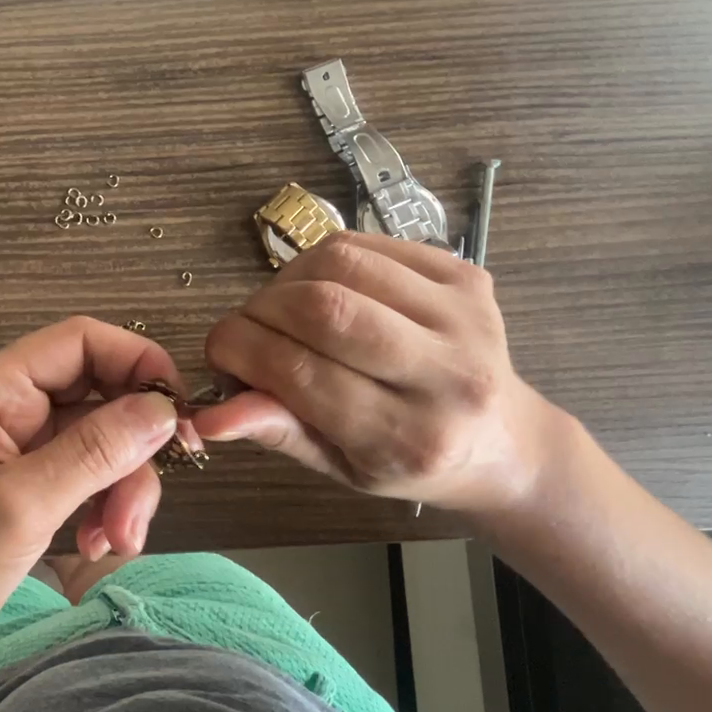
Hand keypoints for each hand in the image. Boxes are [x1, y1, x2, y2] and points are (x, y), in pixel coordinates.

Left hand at [0, 317, 189, 665]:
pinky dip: (99, 508)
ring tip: (115, 542)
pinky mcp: (22, 487)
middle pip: (97, 396)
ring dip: (120, 489)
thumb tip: (162, 408)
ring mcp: (15, 448)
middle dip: (132, 450)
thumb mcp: (20, 506)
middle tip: (142, 509)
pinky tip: (96, 546)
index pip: (79, 342)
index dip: (137, 363)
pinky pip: (81, 478)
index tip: (181, 415)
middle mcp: (5, 407)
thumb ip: (93, 452)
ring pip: (97, 443)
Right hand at [195, 231, 564, 512]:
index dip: (238, 350)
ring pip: (339, 265)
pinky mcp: (466, 276)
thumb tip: (206, 415)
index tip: (217, 353)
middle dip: (258, 312)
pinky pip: (364, 245)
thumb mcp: (337, 466)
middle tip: (246, 330)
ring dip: (285, 283)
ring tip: (279, 310)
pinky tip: (316, 289)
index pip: (298, 372)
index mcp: (407, 437)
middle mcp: (447, 374)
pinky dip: (318, 262)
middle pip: (321, 310)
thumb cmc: (407, 462)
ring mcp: (464, 316)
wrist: (504, 441)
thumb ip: (276, 432)